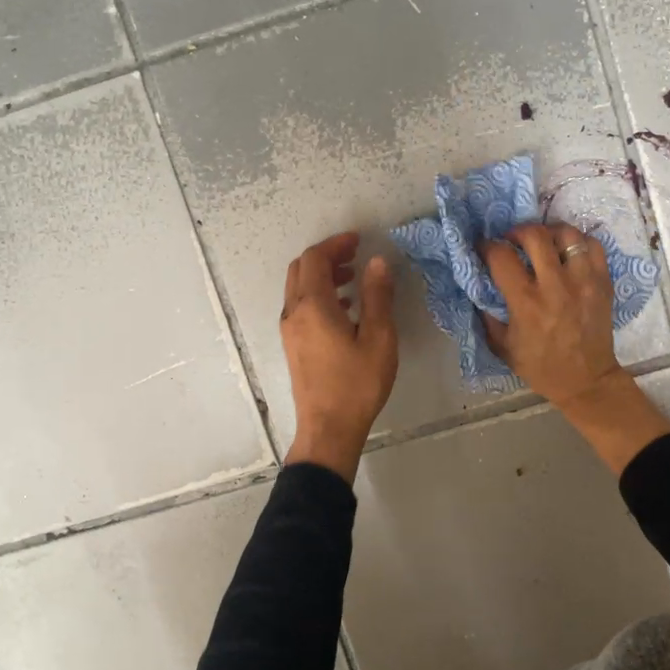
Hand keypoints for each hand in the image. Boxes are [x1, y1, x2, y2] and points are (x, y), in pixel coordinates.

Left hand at [280, 232, 397, 481]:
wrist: (328, 428)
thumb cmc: (357, 383)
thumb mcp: (378, 338)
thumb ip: (377, 296)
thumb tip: (377, 262)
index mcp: (313, 306)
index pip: (315, 259)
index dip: (336, 244)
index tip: (358, 241)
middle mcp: (294, 313)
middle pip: (301, 269)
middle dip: (326, 257)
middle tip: (354, 255)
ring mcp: (290, 331)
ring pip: (299, 289)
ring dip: (323, 276)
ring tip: (354, 279)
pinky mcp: (294, 346)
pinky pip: (301, 307)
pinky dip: (320, 296)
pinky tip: (345, 309)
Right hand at [480, 223, 621, 406]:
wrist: (586, 380)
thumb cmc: (541, 367)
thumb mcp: (503, 347)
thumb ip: (488, 316)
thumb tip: (479, 288)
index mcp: (527, 303)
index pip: (502, 257)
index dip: (487, 246)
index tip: (485, 248)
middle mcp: (556, 286)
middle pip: (535, 235)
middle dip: (518, 231)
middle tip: (513, 240)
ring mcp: (584, 282)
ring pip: (567, 235)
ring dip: (550, 232)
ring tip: (543, 241)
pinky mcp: (603, 283)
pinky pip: (593, 246)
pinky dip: (577, 242)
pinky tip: (567, 251)